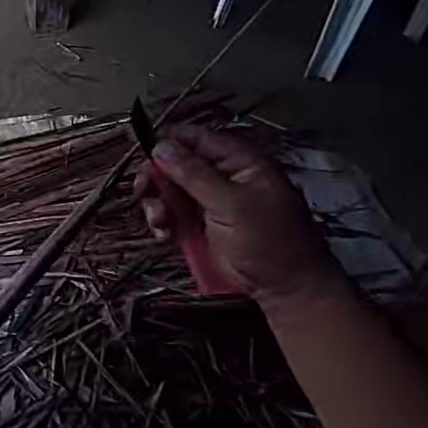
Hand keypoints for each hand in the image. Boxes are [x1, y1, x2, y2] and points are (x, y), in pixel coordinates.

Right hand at [133, 124, 342, 303]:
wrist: (283, 289)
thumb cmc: (271, 242)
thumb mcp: (232, 204)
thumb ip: (194, 174)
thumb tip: (163, 147)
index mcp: (238, 163)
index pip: (198, 138)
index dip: (170, 141)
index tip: (146, 150)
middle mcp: (220, 177)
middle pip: (176, 164)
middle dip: (157, 177)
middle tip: (143, 190)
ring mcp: (208, 202)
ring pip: (168, 190)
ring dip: (157, 203)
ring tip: (159, 220)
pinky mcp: (198, 225)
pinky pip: (170, 214)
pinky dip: (162, 222)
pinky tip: (164, 233)